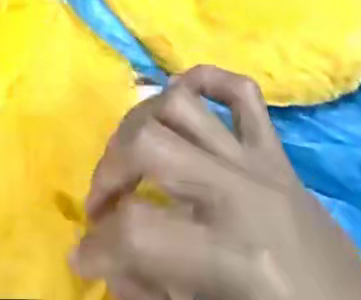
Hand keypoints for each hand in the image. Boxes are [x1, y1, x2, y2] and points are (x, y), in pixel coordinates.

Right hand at [72, 66, 360, 299]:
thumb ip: (157, 294)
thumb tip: (111, 268)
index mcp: (235, 255)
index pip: (138, 231)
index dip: (96, 247)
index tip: (81, 261)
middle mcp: (243, 192)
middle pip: (149, 144)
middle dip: (108, 172)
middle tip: (100, 208)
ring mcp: (263, 165)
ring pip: (182, 104)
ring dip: (140, 123)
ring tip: (129, 159)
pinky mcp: (279, 155)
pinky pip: (240, 93)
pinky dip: (204, 81)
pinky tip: (180, 99)